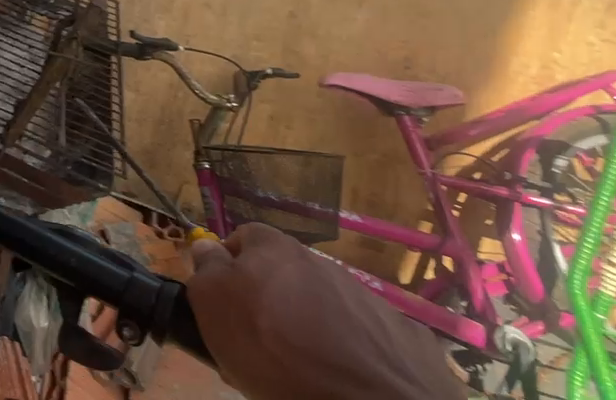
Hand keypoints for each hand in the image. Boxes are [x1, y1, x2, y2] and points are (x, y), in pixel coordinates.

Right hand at [187, 224, 462, 399]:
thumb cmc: (276, 349)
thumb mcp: (213, 305)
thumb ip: (206, 268)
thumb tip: (208, 248)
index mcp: (275, 248)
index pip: (243, 238)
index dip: (230, 268)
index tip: (227, 304)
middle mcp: (322, 262)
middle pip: (287, 273)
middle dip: (273, 299)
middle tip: (261, 342)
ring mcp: (370, 299)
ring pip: (328, 304)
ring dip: (314, 324)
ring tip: (305, 366)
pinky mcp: (409, 339)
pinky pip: (371, 338)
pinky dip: (357, 352)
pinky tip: (347, 377)